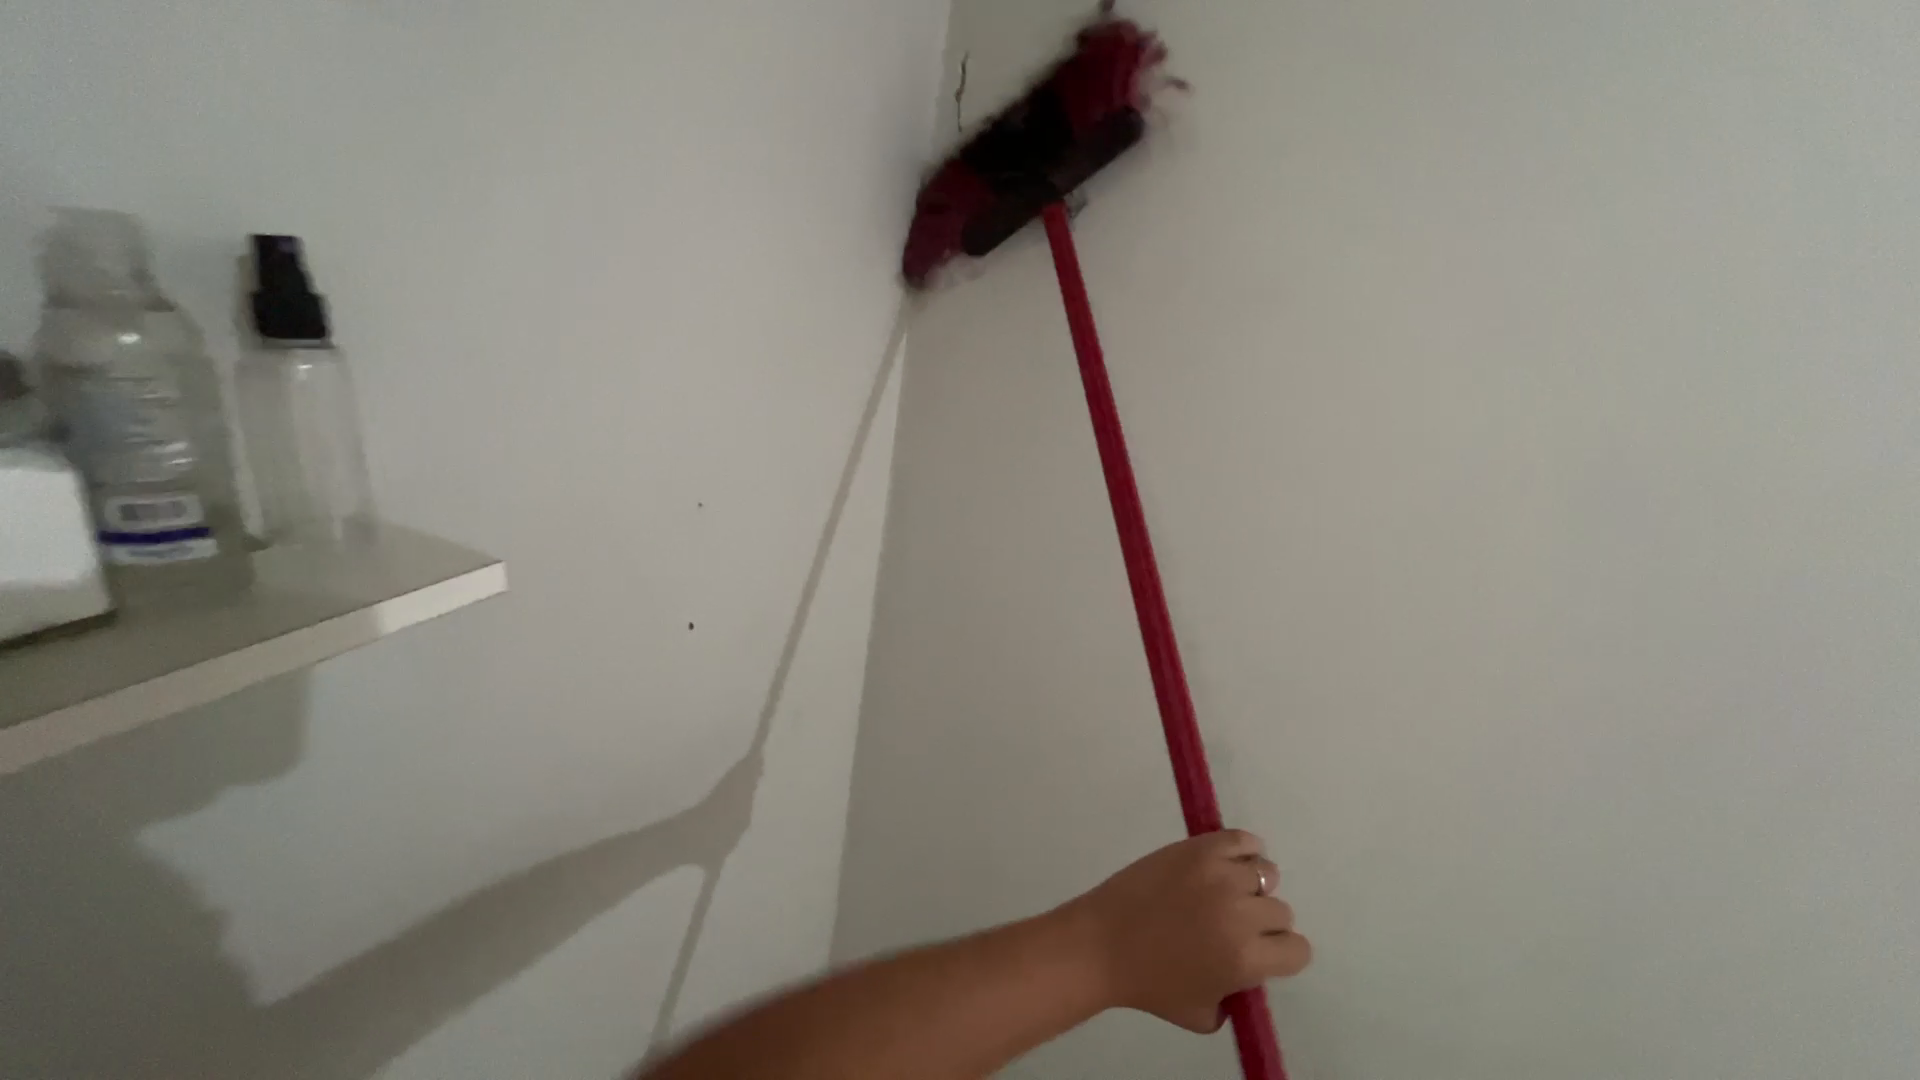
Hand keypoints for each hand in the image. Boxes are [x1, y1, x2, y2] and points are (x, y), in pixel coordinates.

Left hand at [1060, 830, 1309, 1032]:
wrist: (1103, 943)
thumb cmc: (1149, 984)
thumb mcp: (1204, 1014)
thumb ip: (1238, 994)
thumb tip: (1249, 970)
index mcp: (1246, 959)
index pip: (1298, 949)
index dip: (1280, 953)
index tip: (1260, 951)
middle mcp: (1240, 914)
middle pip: (1280, 911)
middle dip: (1261, 922)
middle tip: (1231, 923)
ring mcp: (1220, 876)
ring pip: (1264, 874)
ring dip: (1249, 885)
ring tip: (1222, 892)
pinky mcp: (1198, 849)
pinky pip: (1242, 839)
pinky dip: (1243, 849)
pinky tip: (1227, 862)